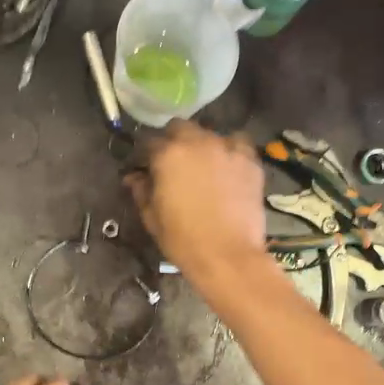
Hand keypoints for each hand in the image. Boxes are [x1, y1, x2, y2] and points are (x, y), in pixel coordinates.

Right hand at [125, 120, 266, 286]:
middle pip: (180, 128)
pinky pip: (238, 144)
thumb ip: (141, 191)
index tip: (146, 168)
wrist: (228, 256)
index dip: (146, 156)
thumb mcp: (153, 218)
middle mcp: (197, 142)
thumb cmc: (184, 241)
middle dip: (174, 141)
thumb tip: (134, 177)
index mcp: (167, 154)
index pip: (149, 143)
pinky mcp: (250, 161)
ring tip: (204, 165)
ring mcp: (227, 148)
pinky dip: (231, 151)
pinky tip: (229, 167)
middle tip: (175, 164)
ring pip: (210, 134)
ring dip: (203, 145)